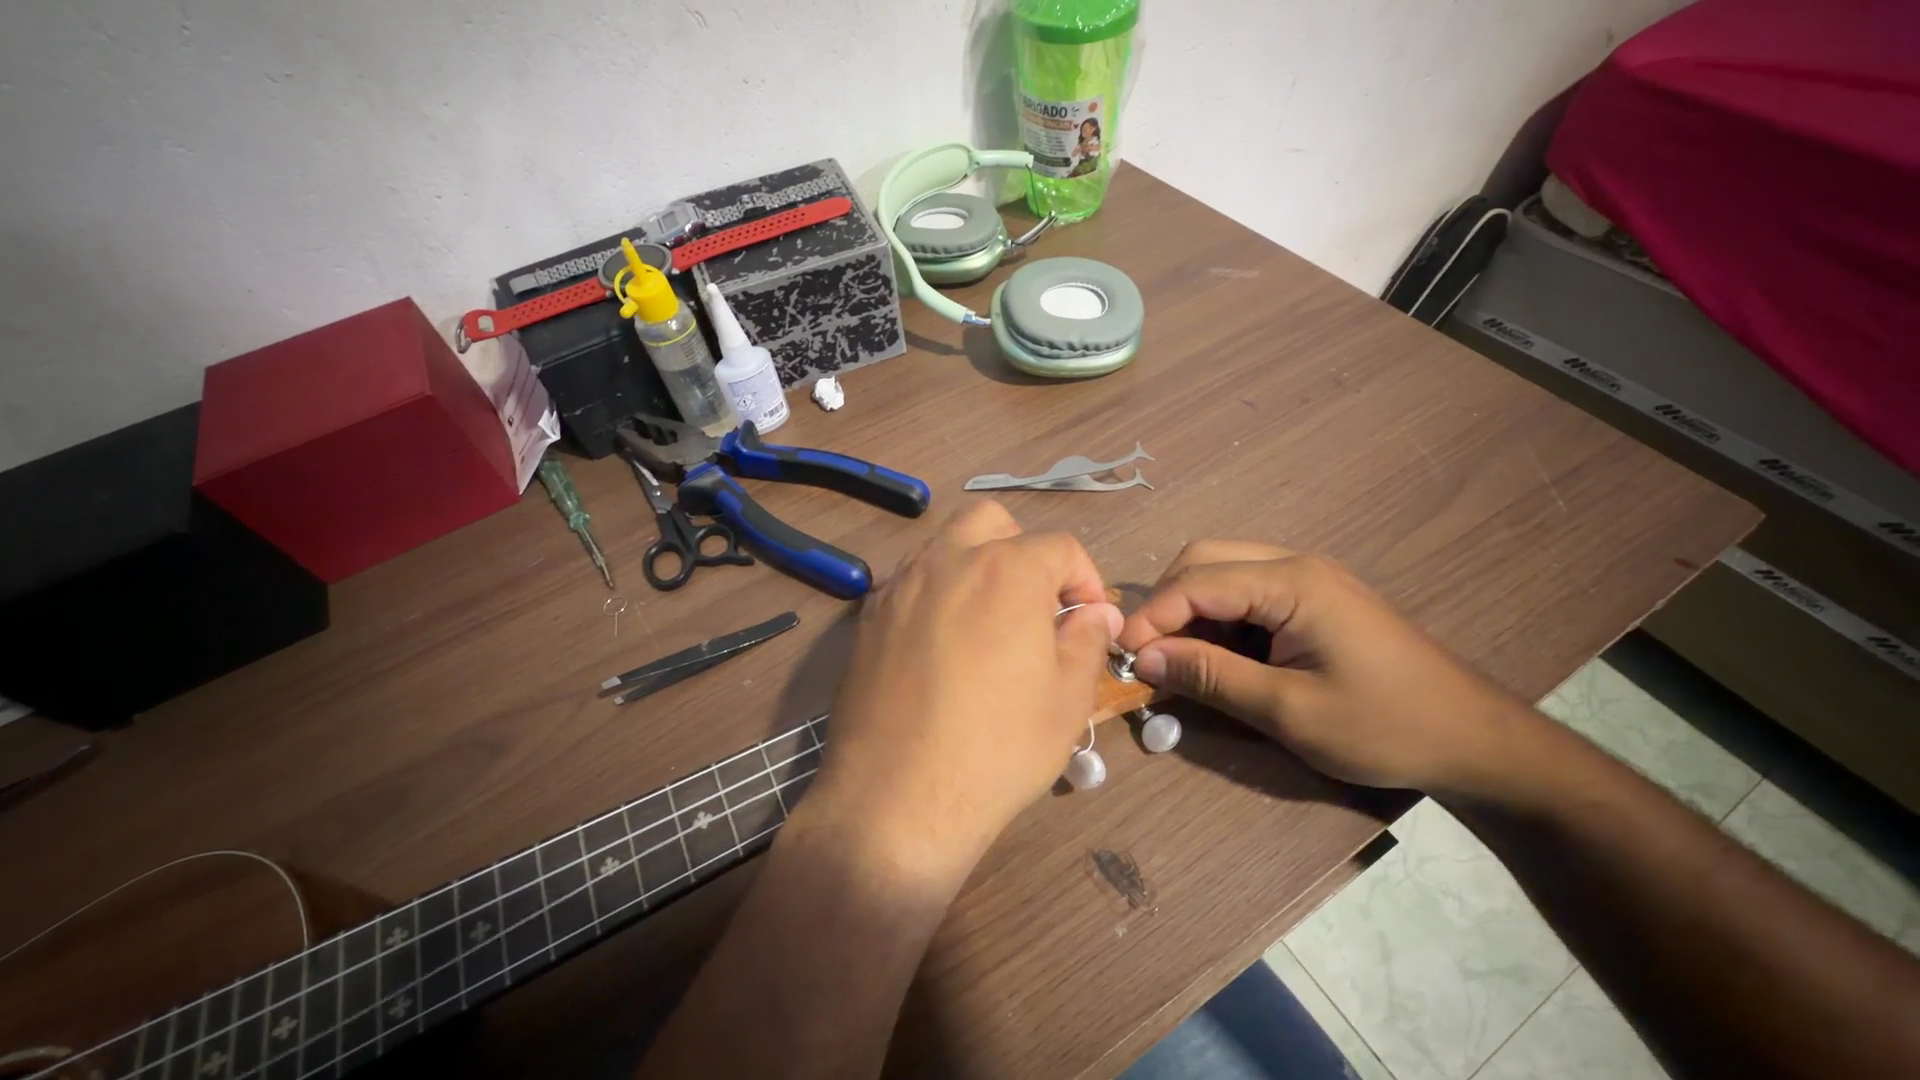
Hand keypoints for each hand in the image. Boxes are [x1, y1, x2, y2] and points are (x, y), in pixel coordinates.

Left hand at [805, 501, 1122, 881]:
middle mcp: (947, 561)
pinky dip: (935, 596)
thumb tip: (1096, 614)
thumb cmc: (997, 750)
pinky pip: (909, 584)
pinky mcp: (866, 619)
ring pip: (943, 547)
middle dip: (1023, 549)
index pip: (1060, 546)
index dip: (1086, 580)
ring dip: (975, 567)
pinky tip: (942, 648)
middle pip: (991, 522)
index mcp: (1006, 570)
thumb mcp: (1067, 700)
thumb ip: (1086, 641)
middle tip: (1036, 604)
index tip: (1091, 620)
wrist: (896, 799)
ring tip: (989, 625)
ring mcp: (899, 587)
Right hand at [1117, 541, 1528, 794]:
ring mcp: (1310, 580)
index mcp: (1292, 583)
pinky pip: (1250, 594)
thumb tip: (1144, 659)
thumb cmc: (1383, 726)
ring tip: (1179, 662)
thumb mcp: (1288, 710)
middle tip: (1148, 656)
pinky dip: (1222, 621)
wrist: (1473, 739)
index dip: (1151, 617)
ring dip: (1193, 613)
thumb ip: (1212, 677)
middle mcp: (1297, 565)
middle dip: (1167, 604)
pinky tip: (1220, 659)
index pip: (1196, 581)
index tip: (1121, 657)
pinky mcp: (1318, 601)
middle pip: (1205, 561)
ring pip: (1224, 573)